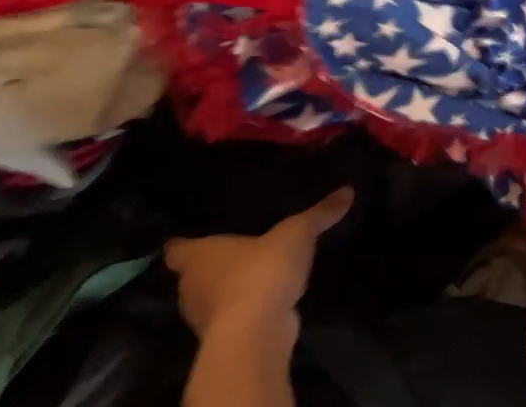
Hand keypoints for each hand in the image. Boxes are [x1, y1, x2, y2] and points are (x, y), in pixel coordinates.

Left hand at [164, 187, 353, 338]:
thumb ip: (318, 214)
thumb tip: (347, 190)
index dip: (185, 242)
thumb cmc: (261, 273)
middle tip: (241, 249)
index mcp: (198, 258)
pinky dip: (246, 305)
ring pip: (213, 294)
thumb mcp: (297, 234)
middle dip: (215, 264)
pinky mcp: (224, 333)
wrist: (253, 333)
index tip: (193, 236)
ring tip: (259, 272)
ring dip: (231, 286)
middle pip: (195, 272)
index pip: (178, 248)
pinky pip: (233, 312)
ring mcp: (204, 314)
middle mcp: (191, 286)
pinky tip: (269, 297)